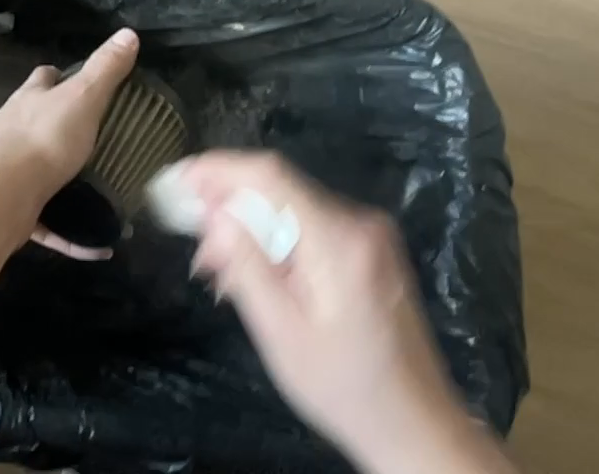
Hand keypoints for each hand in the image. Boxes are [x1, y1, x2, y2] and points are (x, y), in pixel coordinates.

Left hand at [0, 28, 139, 255]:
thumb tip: (129, 33)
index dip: (60, 78)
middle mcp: (13, 130)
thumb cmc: (42, 140)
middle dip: (61, 131)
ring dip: (66, 184)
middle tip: (100, 144)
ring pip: (39, 172)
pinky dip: (71, 234)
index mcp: (29, 100)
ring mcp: (9, 170)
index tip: (83, 85)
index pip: (43, 79)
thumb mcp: (82, 98)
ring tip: (101, 196)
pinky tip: (97, 248)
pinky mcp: (12, 209)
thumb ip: (106, 70)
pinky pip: (48, 222)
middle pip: (36, 123)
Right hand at [177, 152, 512, 473]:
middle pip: (276, 188)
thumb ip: (246, 266)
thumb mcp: (282, 334)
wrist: (420, 428)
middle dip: (225, 204)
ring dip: (245, 224)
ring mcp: (367, 233)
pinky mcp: (367, 247)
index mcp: (339, 241)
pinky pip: (306, 223)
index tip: (179, 180)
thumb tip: (213, 214)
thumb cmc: (346, 390)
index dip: (218, 169)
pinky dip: (271, 237)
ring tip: (214, 266)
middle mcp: (358, 222)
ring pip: (288, 204)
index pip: (269, 176)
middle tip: (191, 239)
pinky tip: (250, 269)